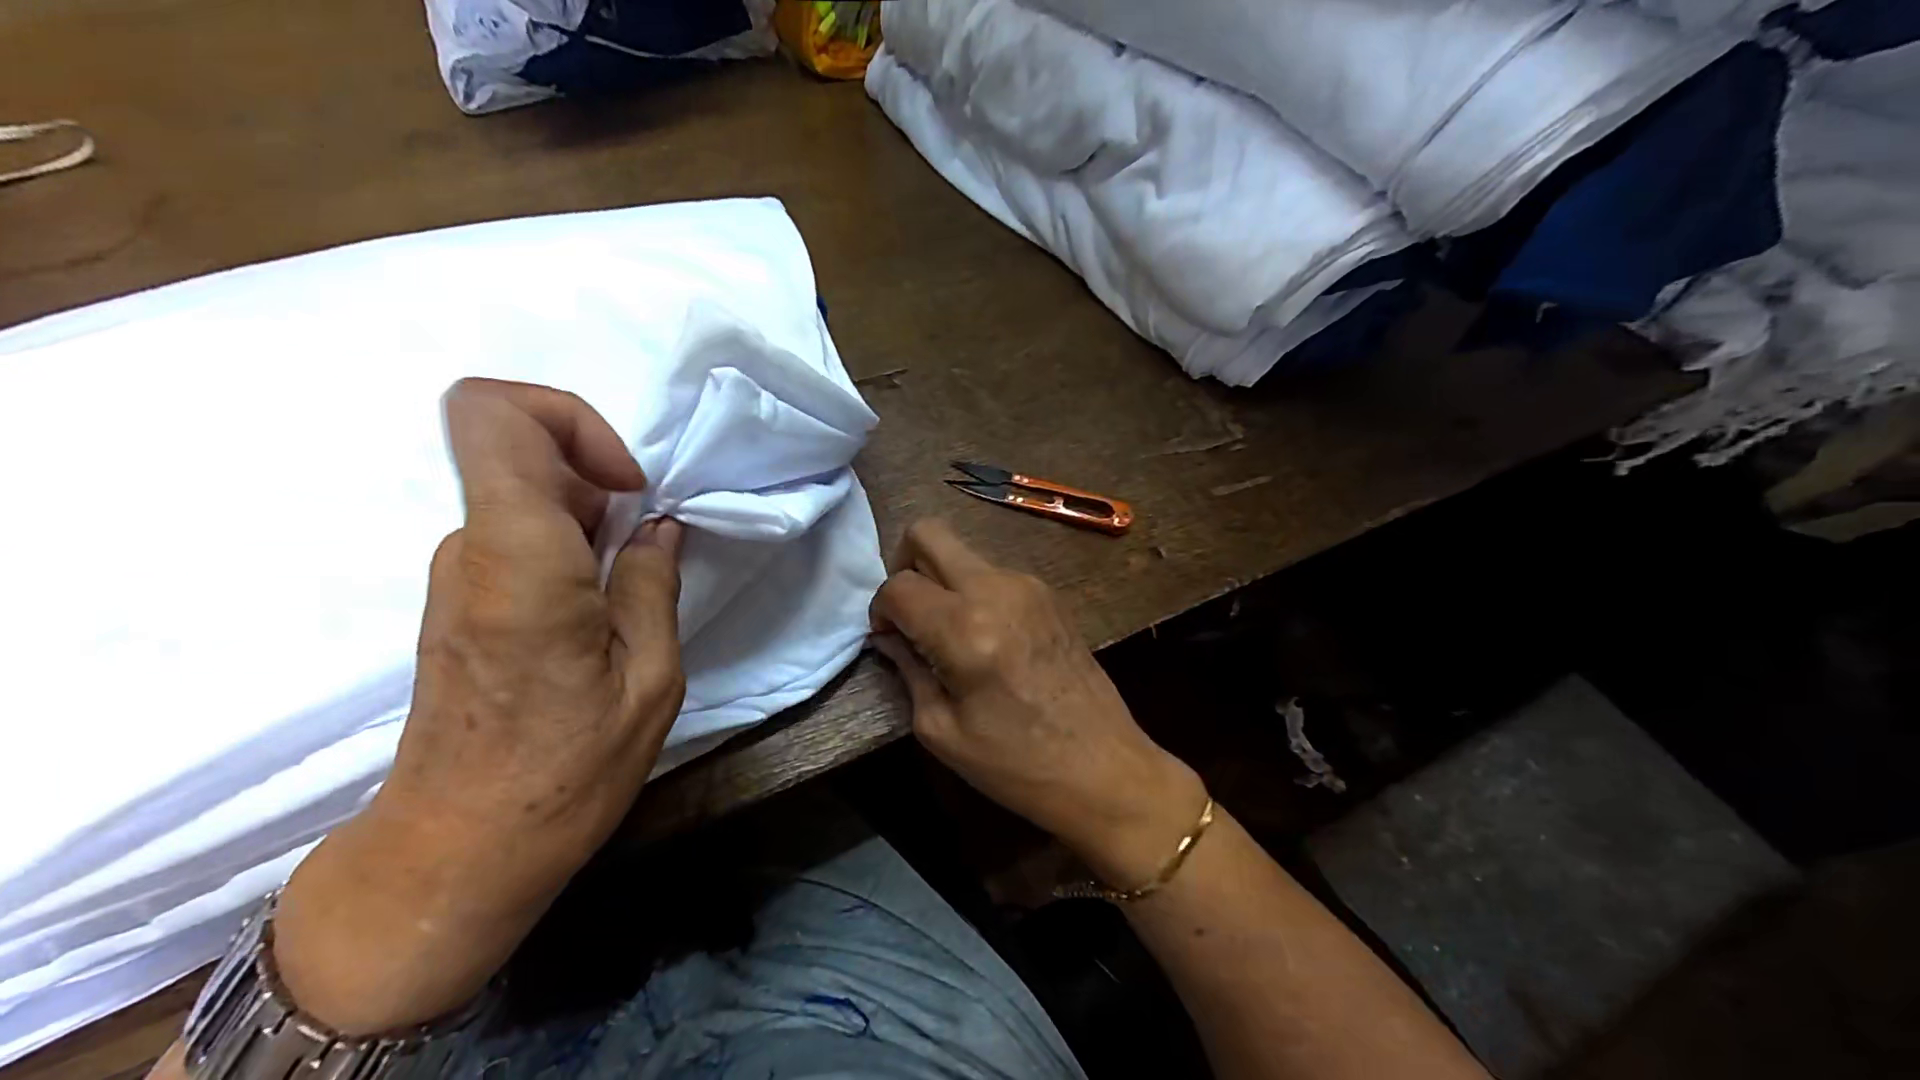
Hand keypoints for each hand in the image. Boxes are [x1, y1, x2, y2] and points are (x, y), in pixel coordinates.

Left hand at [274, 378, 685, 1033]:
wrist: (456, 851)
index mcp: (520, 559)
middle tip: (649, 547)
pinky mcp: (463, 600)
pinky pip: (522, 536)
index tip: (628, 485)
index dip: (568, 418)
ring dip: (593, 519)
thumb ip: (651, 586)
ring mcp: (459, 575)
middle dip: (602, 479)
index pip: (491, 414)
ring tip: (633, 589)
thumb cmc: (564, 773)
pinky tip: (605, 611)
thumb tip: (656, 529)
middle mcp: (472, 550)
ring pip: (528, 495)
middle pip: (523, 449)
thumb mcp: (649, 680)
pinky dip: (574, 546)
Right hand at [869, 520, 1204, 888]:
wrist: (1104, 768)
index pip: (899, 585)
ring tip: (949, 635)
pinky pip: (993, 574)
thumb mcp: (942, 730)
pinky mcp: (1049, 594)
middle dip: (904, 565)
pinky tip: (985, 638)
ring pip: (962, 553)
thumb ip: (909, 670)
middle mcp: (996, 590)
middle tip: (909, 612)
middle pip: (928, 534)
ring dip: (942, 581)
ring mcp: (1028, 586)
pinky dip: (974, 592)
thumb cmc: (1017, 764)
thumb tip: (891, 637)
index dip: (880, 609)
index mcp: (965, 628)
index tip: (888, 638)